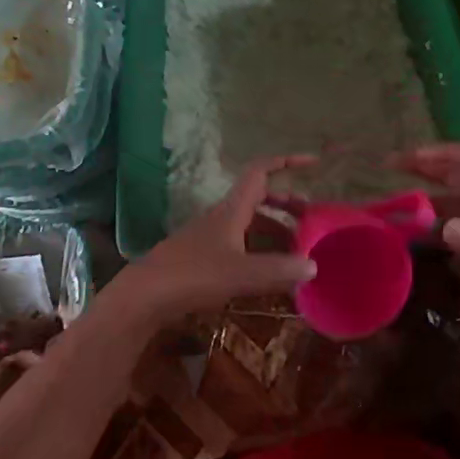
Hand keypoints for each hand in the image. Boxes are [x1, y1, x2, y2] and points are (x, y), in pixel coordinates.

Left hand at [103, 156, 317, 325]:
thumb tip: (313, 265)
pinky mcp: (203, 257)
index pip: (261, 172)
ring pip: (250, 225)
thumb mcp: (242, 274)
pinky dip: (260, 252)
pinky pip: (240, 245)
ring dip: (275, 232)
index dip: (287, 163)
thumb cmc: (194, 275)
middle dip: (288, 206)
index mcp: (232, 210)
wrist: (145, 295)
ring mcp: (211, 237)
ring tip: (298, 254)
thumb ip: (279, 269)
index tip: (313, 163)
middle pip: (259, 199)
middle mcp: (222, 217)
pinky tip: (270, 275)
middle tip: (311, 222)